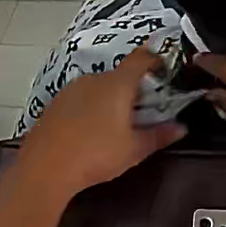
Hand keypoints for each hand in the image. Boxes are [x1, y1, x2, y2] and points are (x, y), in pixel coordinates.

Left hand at [11, 45, 185, 201]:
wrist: (44, 168)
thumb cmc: (96, 155)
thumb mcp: (134, 149)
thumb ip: (159, 135)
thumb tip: (181, 128)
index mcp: (118, 84)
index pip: (141, 58)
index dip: (155, 60)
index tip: (163, 72)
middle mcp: (94, 79)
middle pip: (120, 76)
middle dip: (133, 91)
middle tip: (142, 114)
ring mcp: (71, 90)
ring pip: (99, 88)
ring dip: (110, 100)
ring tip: (115, 127)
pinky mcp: (54, 103)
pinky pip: (80, 99)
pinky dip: (90, 108)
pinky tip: (90, 132)